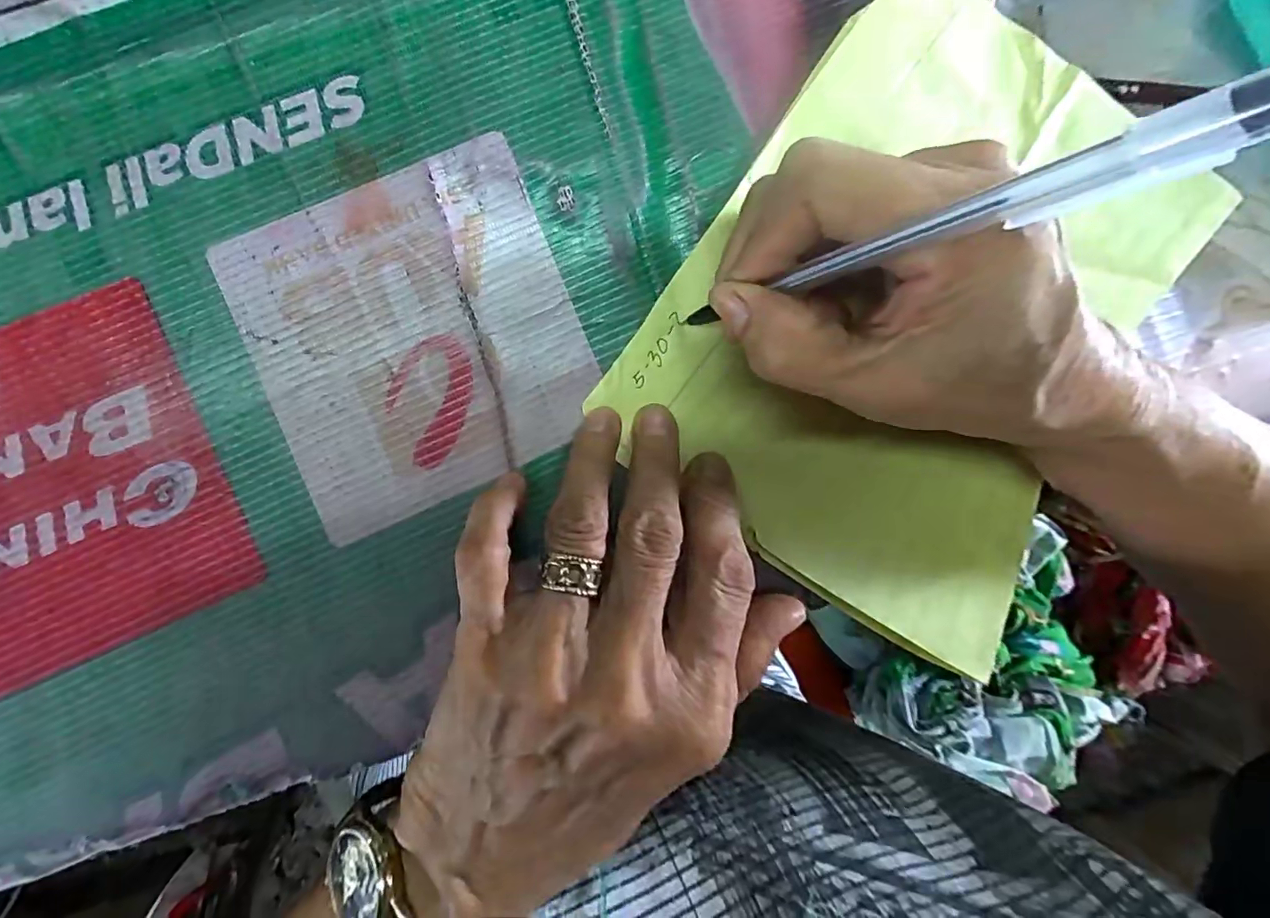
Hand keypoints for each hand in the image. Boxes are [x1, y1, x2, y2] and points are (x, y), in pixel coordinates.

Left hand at [393, 405, 806, 915]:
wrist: (491, 850)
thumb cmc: (595, 798)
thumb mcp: (684, 757)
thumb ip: (737, 672)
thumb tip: (790, 598)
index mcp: (688, 705)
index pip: (720, 577)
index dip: (718, 506)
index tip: (708, 463)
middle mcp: (622, 676)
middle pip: (652, 540)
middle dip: (656, 464)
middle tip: (656, 420)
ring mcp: (545, 657)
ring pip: (576, 533)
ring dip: (587, 465)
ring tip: (599, 424)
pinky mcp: (479, 646)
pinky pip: (484, 556)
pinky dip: (495, 509)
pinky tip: (512, 482)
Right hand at [706, 137, 1147, 449]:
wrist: (1064, 375)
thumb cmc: (977, 387)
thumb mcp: (870, 387)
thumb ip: (786, 349)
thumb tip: (725, 301)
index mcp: (958, 216)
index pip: (815, 181)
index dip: (760, 238)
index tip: (747, 299)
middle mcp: (958, 168)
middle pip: (808, 176)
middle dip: (767, 246)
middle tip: (774, 309)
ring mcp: (951, 163)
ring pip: (817, 184)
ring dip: (790, 246)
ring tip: (816, 300)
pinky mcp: (938, 173)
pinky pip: (841, 191)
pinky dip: (815, 239)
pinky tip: (842, 281)